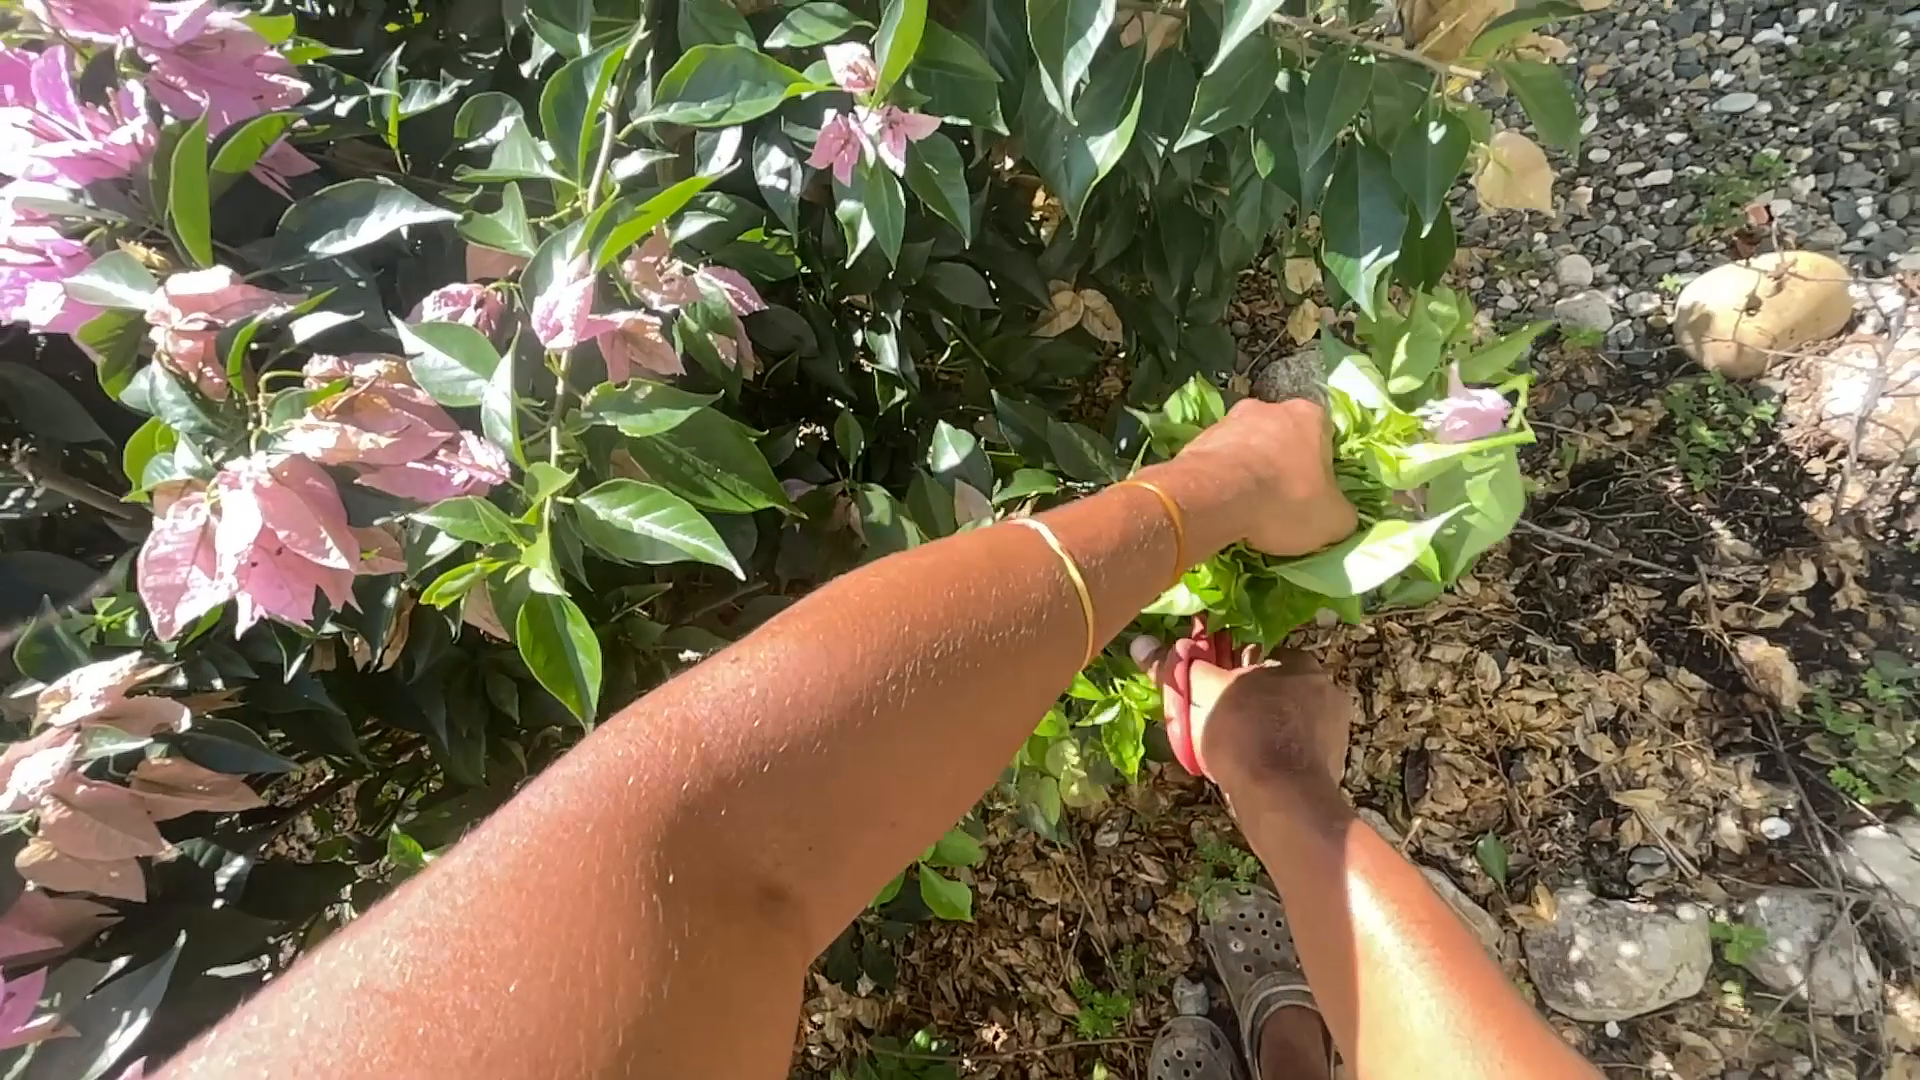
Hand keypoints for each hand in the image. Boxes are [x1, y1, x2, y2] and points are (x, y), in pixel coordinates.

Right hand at [1134, 633, 1350, 788]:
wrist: (1279, 799)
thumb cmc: (1243, 731)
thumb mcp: (1200, 691)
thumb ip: (1171, 666)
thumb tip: (1139, 643)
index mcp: (1300, 662)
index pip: (1256, 654)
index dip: (1226, 668)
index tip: (1205, 684)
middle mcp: (1325, 690)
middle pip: (1270, 686)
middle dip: (1243, 698)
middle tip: (1210, 714)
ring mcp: (1333, 729)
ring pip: (1281, 718)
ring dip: (1257, 725)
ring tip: (1224, 742)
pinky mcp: (1329, 763)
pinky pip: (1291, 746)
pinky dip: (1271, 750)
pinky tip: (1247, 763)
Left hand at [1171, 398, 1355, 556]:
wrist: (1214, 498)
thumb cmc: (1284, 500)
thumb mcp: (1333, 519)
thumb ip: (1340, 511)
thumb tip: (1336, 515)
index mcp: (1309, 415)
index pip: (1323, 437)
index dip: (1319, 467)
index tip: (1312, 492)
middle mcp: (1267, 408)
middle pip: (1280, 438)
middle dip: (1279, 464)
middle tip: (1277, 500)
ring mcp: (1226, 421)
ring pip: (1244, 447)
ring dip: (1246, 471)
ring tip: (1244, 506)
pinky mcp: (1195, 440)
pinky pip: (1215, 461)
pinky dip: (1219, 479)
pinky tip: (1219, 504)